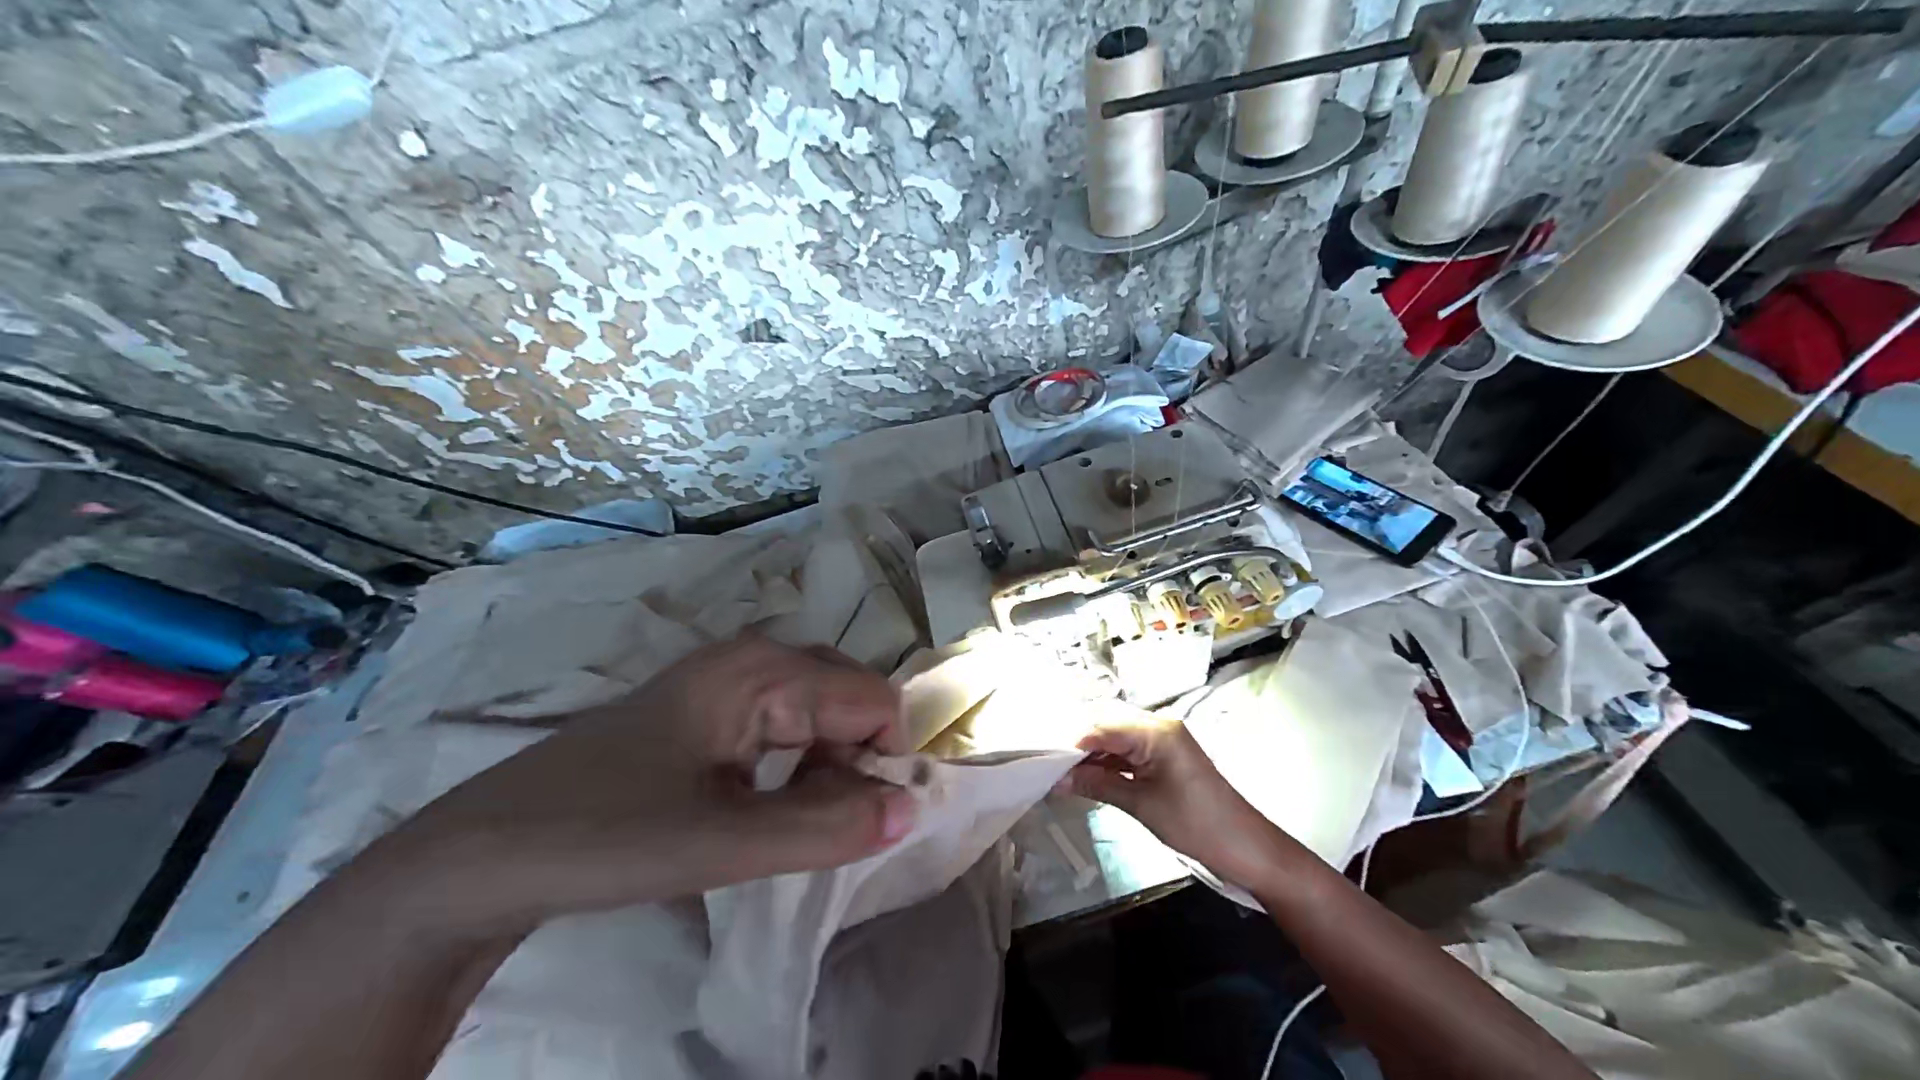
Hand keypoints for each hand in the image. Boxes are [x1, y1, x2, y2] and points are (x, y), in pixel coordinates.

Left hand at [362, 636, 919, 933]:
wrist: (483, 852)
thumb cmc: (606, 837)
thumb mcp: (724, 844)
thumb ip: (826, 826)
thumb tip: (912, 808)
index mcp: (761, 671)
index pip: (872, 700)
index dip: (881, 761)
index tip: (856, 822)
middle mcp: (752, 656)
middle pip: (850, 694)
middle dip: (857, 758)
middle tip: (818, 823)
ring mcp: (727, 676)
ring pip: (820, 707)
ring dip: (829, 762)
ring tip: (788, 818)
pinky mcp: (709, 704)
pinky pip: (786, 717)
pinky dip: (799, 759)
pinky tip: (764, 799)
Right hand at [1068, 718, 1290, 893]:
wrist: (1246, 848)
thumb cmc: (1195, 824)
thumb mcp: (1141, 804)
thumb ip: (1097, 785)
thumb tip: (1057, 780)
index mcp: (1156, 731)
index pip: (1101, 727)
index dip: (1072, 745)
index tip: (1046, 765)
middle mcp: (1159, 725)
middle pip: (1107, 724)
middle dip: (1079, 746)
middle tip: (1052, 769)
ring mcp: (1164, 739)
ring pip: (1117, 737)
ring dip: (1093, 755)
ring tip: (1065, 775)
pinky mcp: (1166, 755)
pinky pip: (1129, 749)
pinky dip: (1110, 762)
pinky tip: (1090, 778)